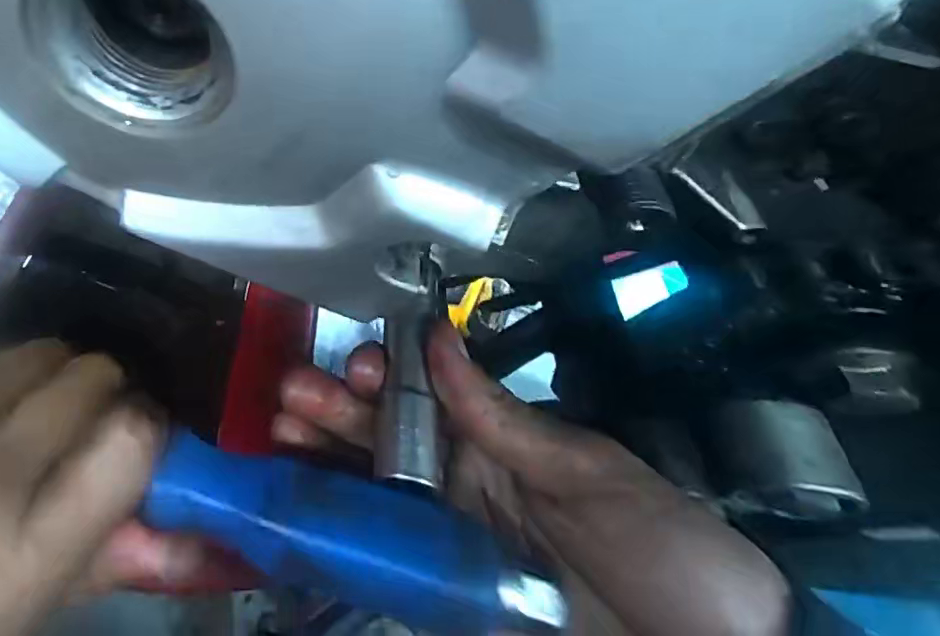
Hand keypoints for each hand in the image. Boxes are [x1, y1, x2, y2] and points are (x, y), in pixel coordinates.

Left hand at [0, 340, 239, 635]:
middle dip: (96, 393)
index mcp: (26, 550)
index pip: (136, 437)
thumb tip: (199, 522)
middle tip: (67, 422)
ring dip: (41, 379)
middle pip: (94, 376)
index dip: (145, 423)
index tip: (130, 427)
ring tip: (8, 415)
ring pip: (41, 351)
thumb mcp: (29, 610)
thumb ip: (115, 552)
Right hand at [274, 324, 790, 635]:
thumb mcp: (586, 472)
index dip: (388, 378)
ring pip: (377, 495)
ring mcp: (453, 543)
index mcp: (499, 440)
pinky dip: (344, 542)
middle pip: (388, 441)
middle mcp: (467, 483)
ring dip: (327, 466)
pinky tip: (303, 521)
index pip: (427, 397)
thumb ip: (501, 418)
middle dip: (337, 412)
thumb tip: (437, 337)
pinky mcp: (449, 602)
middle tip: (290, 395)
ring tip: (281, 435)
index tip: (360, 369)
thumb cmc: (657, 547)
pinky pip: (388, 566)